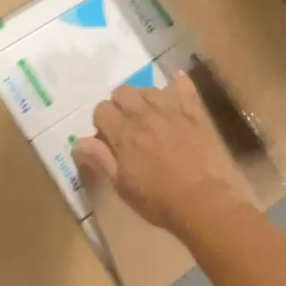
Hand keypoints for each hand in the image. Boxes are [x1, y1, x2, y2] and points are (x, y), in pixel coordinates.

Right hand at [72, 70, 254, 234]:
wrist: (207, 202)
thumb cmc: (160, 201)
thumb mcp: (123, 187)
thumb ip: (100, 160)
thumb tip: (78, 142)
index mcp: (124, 133)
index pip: (101, 109)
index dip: (102, 122)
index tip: (108, 139)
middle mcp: (145, 114)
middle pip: (122, 92)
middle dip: (119, 105)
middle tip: (127, 127)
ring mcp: (172, 110)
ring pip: (149, 88)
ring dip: (144, 98)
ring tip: (150, 116)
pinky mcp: (196, 113)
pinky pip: (184, 86)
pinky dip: (178, 83)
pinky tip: (176, 83)